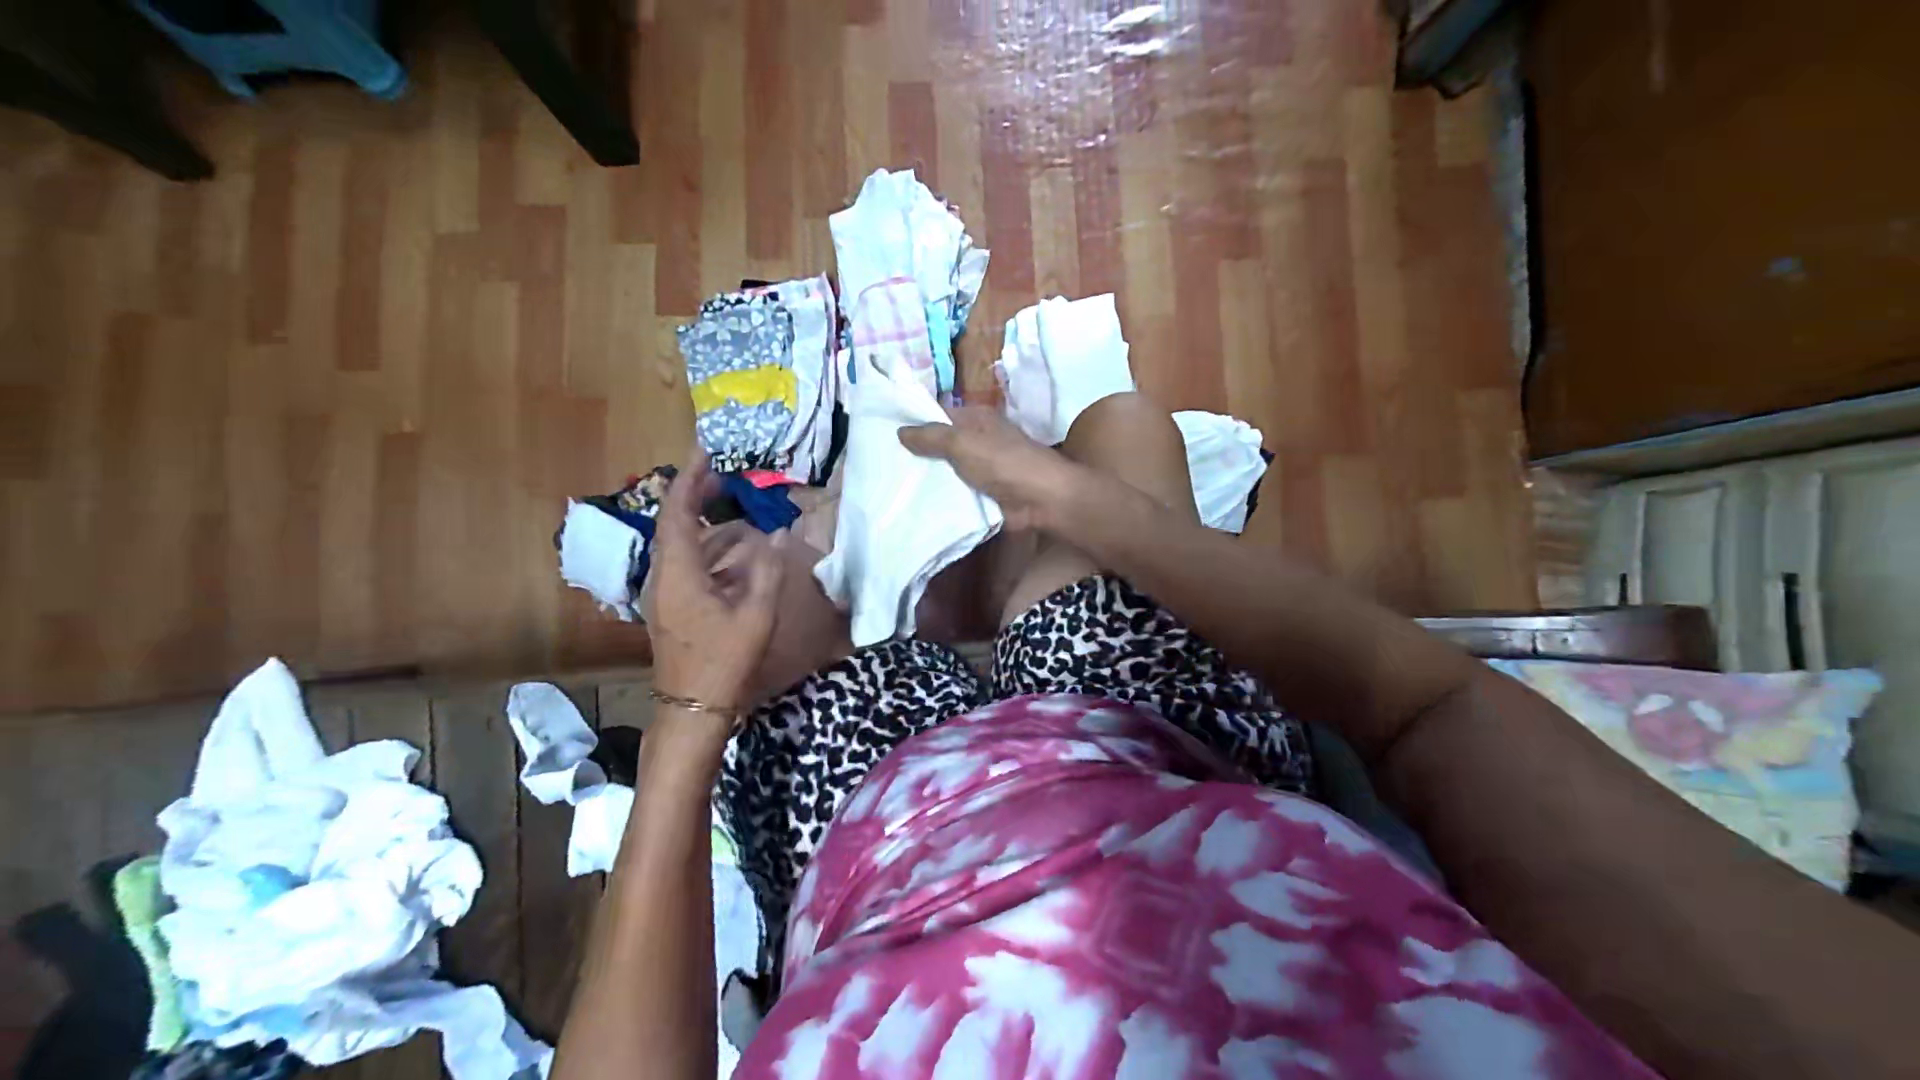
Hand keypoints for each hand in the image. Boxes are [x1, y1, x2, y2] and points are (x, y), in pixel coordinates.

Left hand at [646, 450, 787, 708]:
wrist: (693, 706)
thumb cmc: (724, 659)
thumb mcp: (755, 614)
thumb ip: (768, 569)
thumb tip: (779, 534)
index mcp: (678, 571)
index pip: (678, 512)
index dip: (690, 479)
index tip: (705, 452)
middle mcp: (664, 576)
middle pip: (676, 524)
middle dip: (698, 497)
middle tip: (725, 476)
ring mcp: (665, 593)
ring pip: (684, 546)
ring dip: (710, 527)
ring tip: (742, 517)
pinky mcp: (672, 607)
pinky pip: (688, 565)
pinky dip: (711, 551)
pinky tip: (738, 557)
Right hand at [897, 407, 1081, 529]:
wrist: (1042, 499)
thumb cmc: (1003, 462)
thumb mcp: (962, 442)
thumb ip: (931, 436)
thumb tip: (900, 431)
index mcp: (977, 419)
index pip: (939, 415)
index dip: (915, 422)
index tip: (884, 433)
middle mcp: (980, 440)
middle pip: (942, 444)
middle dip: (917, 453)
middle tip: (882, 462)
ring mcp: (984, 468)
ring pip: (948, 470)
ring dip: (928, 478)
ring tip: (892, 484)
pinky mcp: (987, 494)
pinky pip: (958, 493)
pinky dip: (943, 497)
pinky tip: (917, 503)